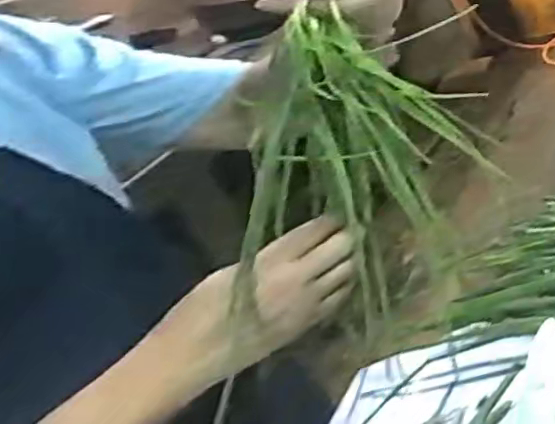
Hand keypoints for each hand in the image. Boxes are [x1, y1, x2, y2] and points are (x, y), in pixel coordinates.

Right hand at [152, 217, 354, 390]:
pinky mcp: (307, 322)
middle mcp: (297, 276)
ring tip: (342, 257)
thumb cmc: (192, 316)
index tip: (337, 215)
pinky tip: (335, 282)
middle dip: (349, 234)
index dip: (333, 218)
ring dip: (349, 259)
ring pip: (350, 267)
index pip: (320, 227)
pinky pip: (341, 295)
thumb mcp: (228, 273)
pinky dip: (344, 284)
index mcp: (272, 260)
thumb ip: (270, 255)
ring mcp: (306, 300)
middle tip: (345, 234)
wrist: (176, 366)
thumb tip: (300, 242)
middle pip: (346, 242)